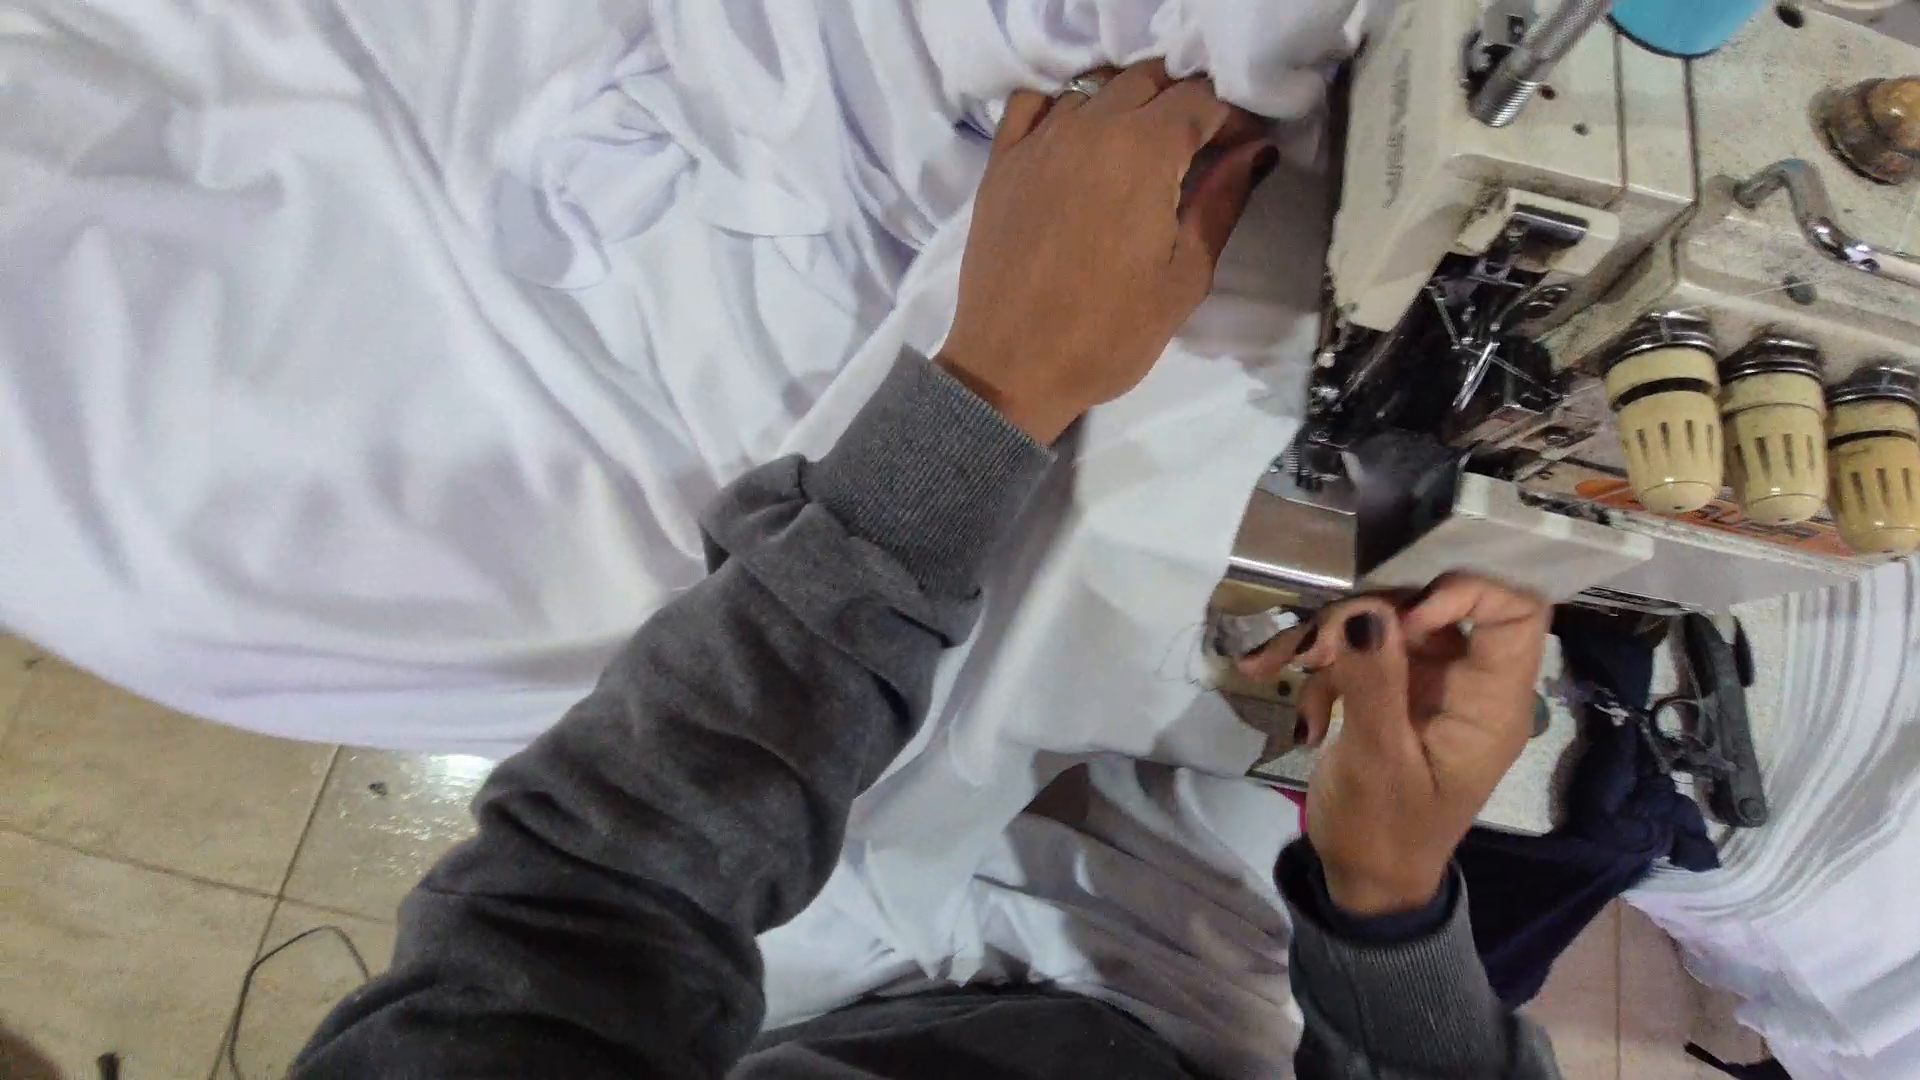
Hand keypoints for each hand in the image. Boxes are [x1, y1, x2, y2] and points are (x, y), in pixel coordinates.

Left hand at [940, 60, 1277, 443]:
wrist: (1012, 370)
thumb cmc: (1105, 337)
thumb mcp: (1183, 280)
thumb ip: (1221, 205)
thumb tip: (1254, 151)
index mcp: (1143, 152)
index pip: (1200, 99)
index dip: (1230, 119)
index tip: (1240, 151)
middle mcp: (1088, 129)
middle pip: (1146, 82)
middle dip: (1180, 105)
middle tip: (1192, 152)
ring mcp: (1037, 143)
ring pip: (1091, 90)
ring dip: (1124, 107)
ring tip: (1135, 153)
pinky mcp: (999, 167)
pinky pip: (1031, 107)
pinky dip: (1059, 109)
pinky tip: (1073, 143)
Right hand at [1240, 575, 1551, 914]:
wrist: (1364, 877)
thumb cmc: (1384, 829)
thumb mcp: (1377, 760)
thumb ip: (1374, 683)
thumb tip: (1366, 612)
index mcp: (1488, 702)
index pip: (1514, 612)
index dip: (1462, 593)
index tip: (1398, 617)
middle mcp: (1460, 683)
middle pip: (1421, 609)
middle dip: (1358, 620)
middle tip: (1311, 650)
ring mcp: (1419, 685)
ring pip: (1375, 628)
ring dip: (1322, 644)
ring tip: (1276, 668)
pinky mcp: (1383, 691)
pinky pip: (1349, 656)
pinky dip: (1316, 676)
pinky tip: (1302, 719)